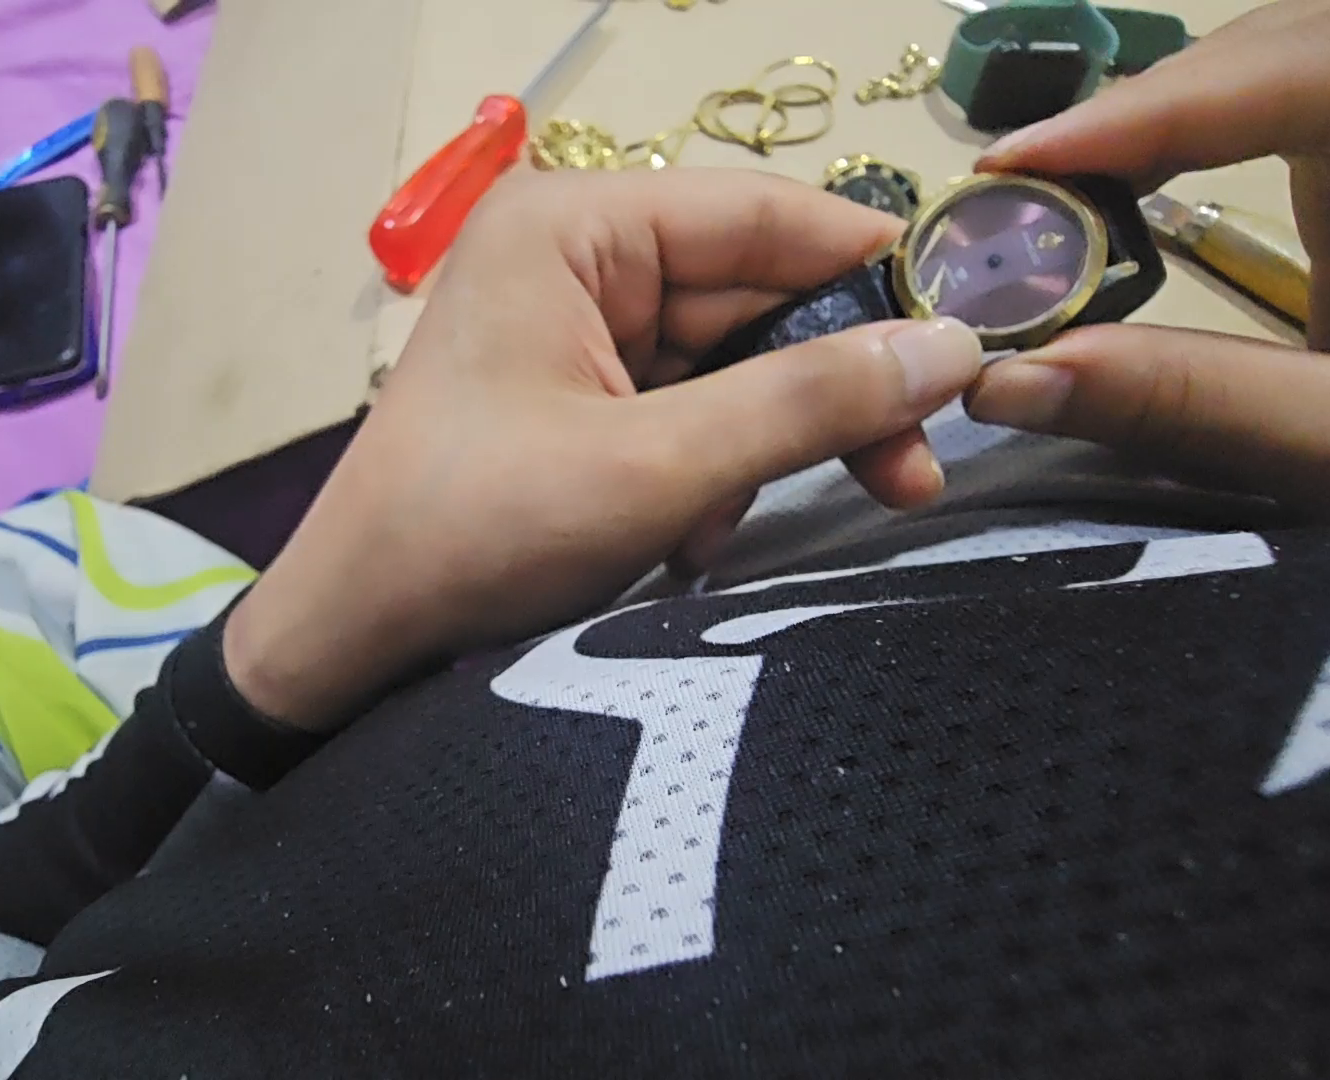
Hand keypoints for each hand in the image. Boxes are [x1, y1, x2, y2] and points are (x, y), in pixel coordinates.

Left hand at [225, 168, 983, 729]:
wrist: (362, 622)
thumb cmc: (484, 528)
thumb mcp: (656, 467)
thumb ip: (805, 402)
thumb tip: (950, 348)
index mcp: (573, 230)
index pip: (761, 218)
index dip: (869, 273)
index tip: (966, 335)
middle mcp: (568, 264)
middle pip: (744, 307)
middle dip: (811, 400)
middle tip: (907, 477)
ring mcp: (564, 336)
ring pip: (715, 377)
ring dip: (741, 462)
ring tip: (706, 537)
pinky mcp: (564, 401)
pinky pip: (670, 420)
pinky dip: (694, 482)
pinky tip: (673, 542)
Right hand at [967, 0, 1329, 517]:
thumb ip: (1201, 408)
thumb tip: (1006, 381)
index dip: (1165, 107)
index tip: (1013, 165)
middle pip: (1301, 40)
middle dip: (1140, 109)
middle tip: (1006, 188)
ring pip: (1279, 65)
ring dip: (1143, 123)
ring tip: (1033, 192)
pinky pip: (1269, 113)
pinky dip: (1166, 148)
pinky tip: (1100, 189)